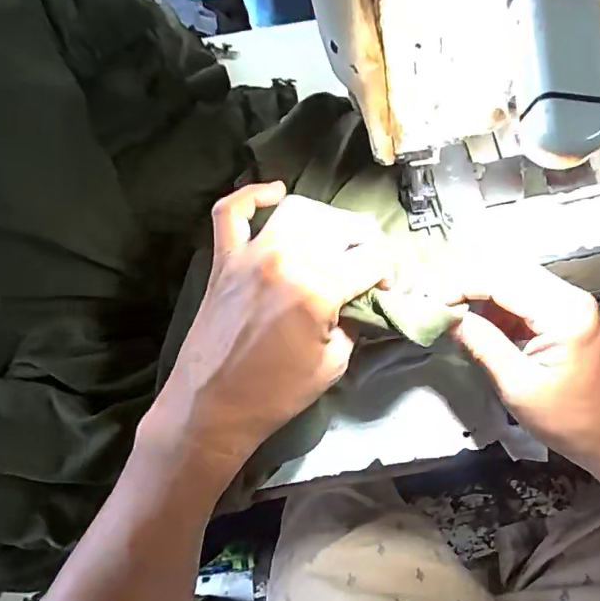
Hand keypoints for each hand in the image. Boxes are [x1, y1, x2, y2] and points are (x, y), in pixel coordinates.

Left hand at [146, 183, 390, 472]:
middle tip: (367, 269)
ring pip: (297, 212)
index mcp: (318, 287)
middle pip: (340, 228)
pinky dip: (252, 196)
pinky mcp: (224, 260)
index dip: (388, 273)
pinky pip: (232, 212)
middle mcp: (285, 259)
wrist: (211, 406)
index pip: (372, 259)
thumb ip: (355, 323)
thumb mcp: (333, 364)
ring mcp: (250, 255)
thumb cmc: (274, 394)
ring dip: (325, 222)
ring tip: (335, 244)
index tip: (386, 290)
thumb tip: (364, 301)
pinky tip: (274, 193)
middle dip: (365, 245)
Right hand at [450, 261, 599, 473]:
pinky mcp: (565, 315)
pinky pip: (524, 299)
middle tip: (438, 307)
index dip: (463, 288)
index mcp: (564, 313)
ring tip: (454, 317)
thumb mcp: (517, 384)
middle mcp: (571, 298)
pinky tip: (480, 327)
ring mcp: (571, 305)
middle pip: (510, 274)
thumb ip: (482, 344)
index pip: (503, 282)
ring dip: (483, 297)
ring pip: (515, 283)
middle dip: (471, 287)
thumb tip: (446, 317)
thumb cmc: (565, 418)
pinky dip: (498, 309)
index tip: (432, 305)